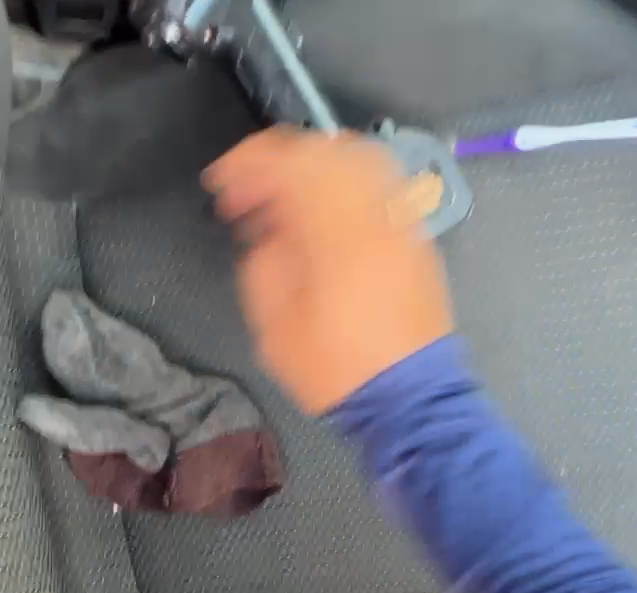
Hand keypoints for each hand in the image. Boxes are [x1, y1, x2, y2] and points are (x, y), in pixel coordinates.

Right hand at [203, 128, 454, 414]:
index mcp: (332, 231)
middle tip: (251, 192)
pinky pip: (381, 186)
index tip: (221, 183)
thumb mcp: (276, 328)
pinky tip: (328, 213)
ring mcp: (400, 222)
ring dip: (314, 166)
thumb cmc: (341, 370)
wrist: (408, 399)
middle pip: (321, 149)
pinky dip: (347, 184)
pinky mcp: (415, 238)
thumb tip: (264, 234)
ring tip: (288, 196)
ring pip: (356, 158)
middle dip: (277, 161)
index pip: (283, 163)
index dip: (243, 164)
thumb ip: (262, 264)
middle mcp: (372, 213)